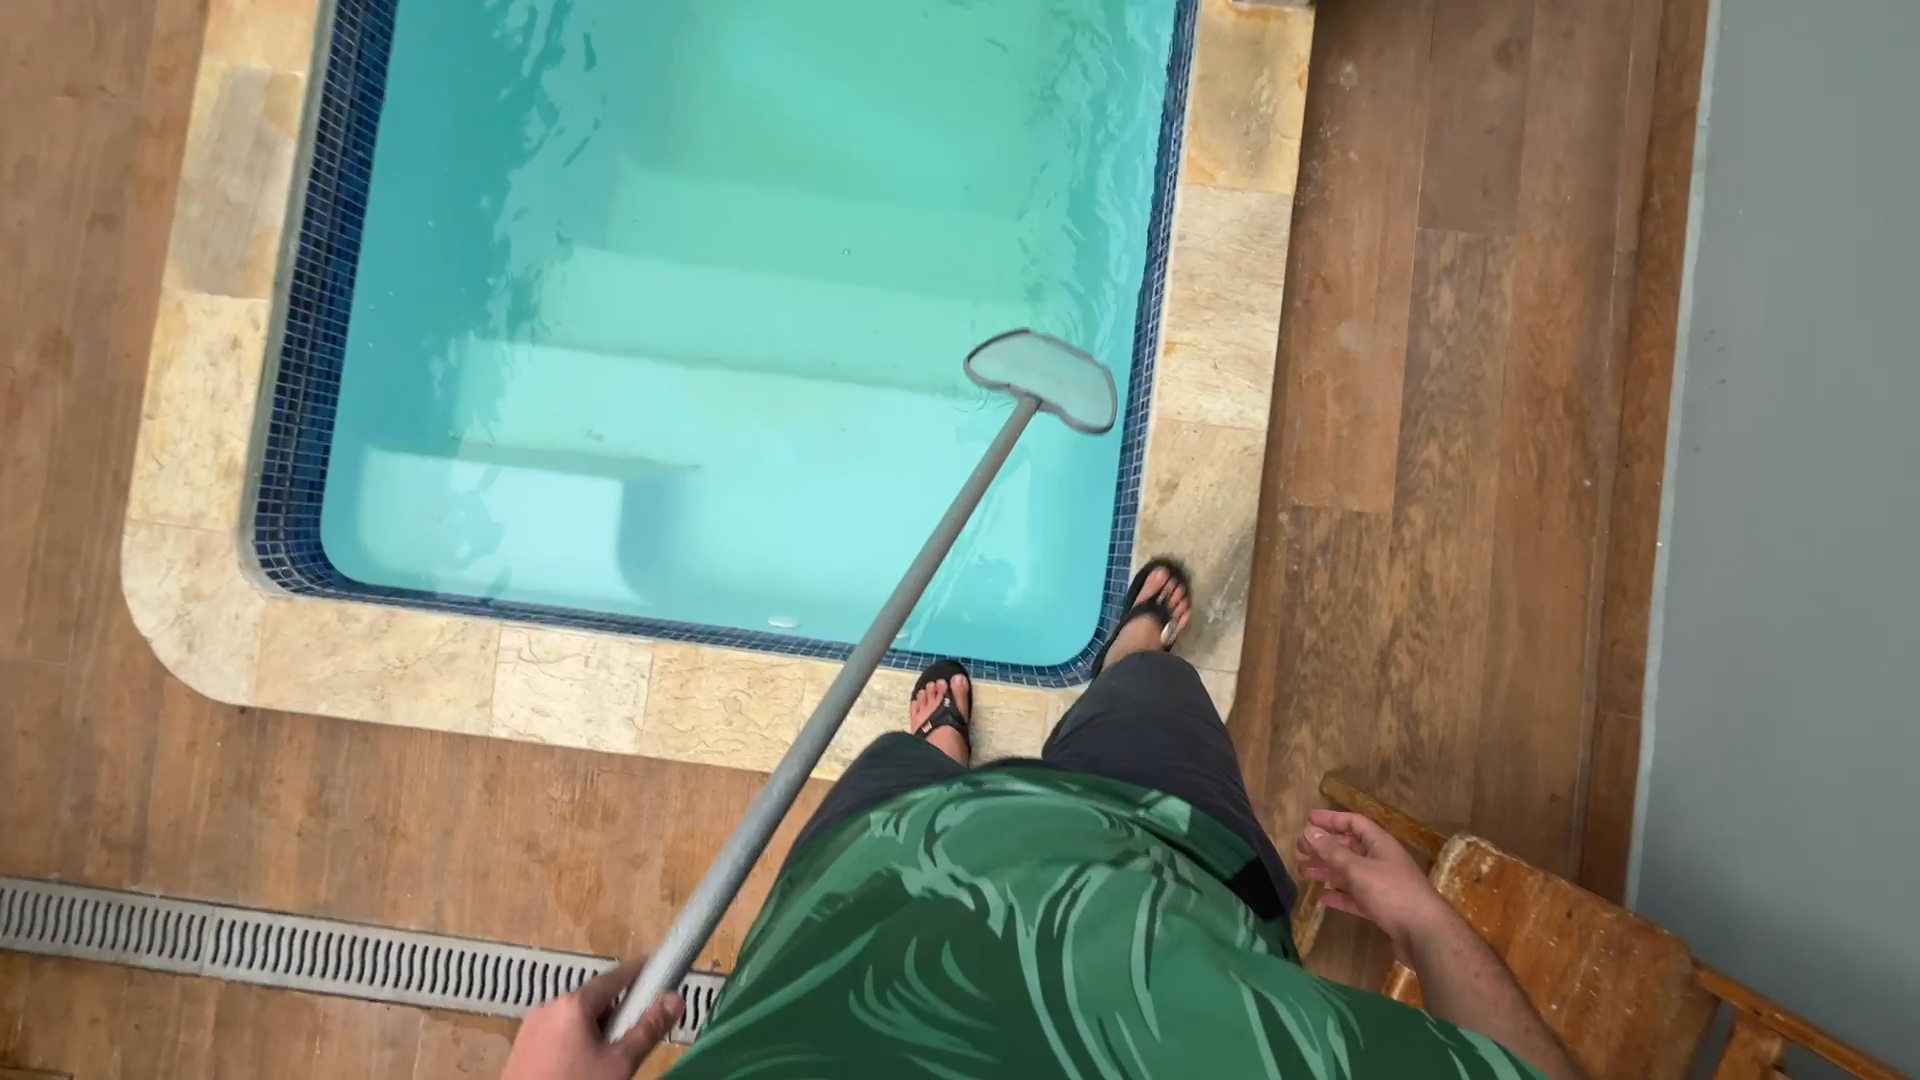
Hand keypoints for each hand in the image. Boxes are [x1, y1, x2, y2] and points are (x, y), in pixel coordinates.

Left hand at [503, 960, 684, 1079]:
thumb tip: (677, 997)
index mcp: (574, 1004)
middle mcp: (550, 1007)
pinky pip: (557, 1036)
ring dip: (595, 1032)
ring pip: (576, 1019)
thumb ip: (649, 1029)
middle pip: (597, 1000)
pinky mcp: (519, 1051)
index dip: (642, 975)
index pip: (618, 976)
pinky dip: (574, 1045)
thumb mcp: (619, 1065)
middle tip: (630, 1044)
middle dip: (617, 1016)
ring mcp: (530, 1029)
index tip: (662, 978)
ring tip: (603, 1066)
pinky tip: (579, 1073)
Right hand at [1296, 809, 1452, 965]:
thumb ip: (1332, 851)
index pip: (1354, 823)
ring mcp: (1383, 886)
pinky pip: (1356, 897)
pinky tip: (1323, 899)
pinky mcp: (1383, 909)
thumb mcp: (1357, 868)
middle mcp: (1382, 861)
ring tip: (1303, 872)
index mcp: (1380, 845)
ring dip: (1327, 872)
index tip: (1309, 820)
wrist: (1427, 936)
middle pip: (1349, 848)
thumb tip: (1310, 831)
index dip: (1332, 819)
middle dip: (1324, 848)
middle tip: (1300, 849)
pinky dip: (1340, 896)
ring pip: (1350, 873)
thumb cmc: (1392, 892)